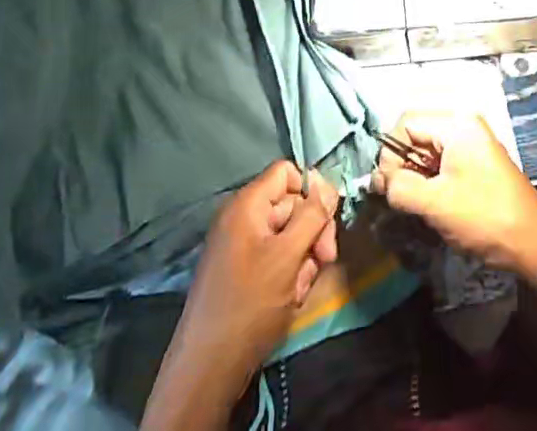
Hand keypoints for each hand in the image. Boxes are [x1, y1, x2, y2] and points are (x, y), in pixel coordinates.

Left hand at [160, 161, 339, 393]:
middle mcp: (242, 217)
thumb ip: (312, 216)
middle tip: (324, 261)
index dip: (310, 190)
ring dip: (303, 259)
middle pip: (292, 204)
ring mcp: (241, 244)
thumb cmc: (250, 303)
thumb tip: (326, 184)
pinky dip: (289, 274)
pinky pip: (276, 258)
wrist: (210, 364)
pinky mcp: (243, 269)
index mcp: (247, 203)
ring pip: (289, 235)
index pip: (286, 173)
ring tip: (298, 288)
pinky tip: (289, 298)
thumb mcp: (288, 256)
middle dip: (312, 232)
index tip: (326, 221)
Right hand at [369, 113, 536, 274]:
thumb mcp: (433, 203)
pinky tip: (431, 206)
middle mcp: (465, 126)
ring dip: (415, 177)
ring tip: (415, 205)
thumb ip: (398, 187)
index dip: (390, 153)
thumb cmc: (484, 218)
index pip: (406, 123)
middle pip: (416, 136)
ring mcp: (473, 145)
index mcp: (457, 124)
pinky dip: (430, 182)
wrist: (536, 245)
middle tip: (397, 198)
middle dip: (402, 166)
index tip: (388, 186)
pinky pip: (442, 164)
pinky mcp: (477, 165)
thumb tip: (376, 181)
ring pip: (427, 152)